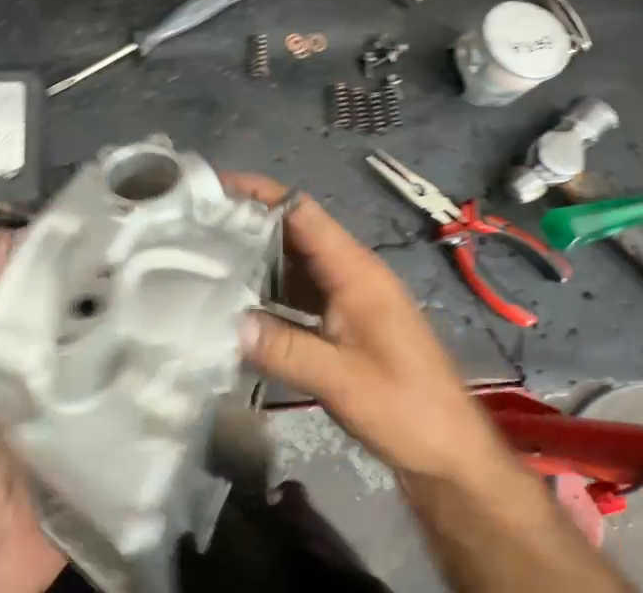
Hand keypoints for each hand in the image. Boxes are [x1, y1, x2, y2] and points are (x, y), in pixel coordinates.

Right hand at [225, 171, 512, 483]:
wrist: (451, 452)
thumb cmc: (405, 410)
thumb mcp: (341, 381)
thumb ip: (284, 349)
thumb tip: (224, 321)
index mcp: (356, 271)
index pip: (302, 212)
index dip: (258, 193)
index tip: (211, 189)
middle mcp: (351, 272)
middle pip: (293, 229)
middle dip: (245, 221)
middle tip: (191, 224)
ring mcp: (349, 295)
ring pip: (293, 259)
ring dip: (253, 254)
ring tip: (201, 254)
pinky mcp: (344, 318)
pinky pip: (298, 288)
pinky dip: (266, 286)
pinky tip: (234, 299)